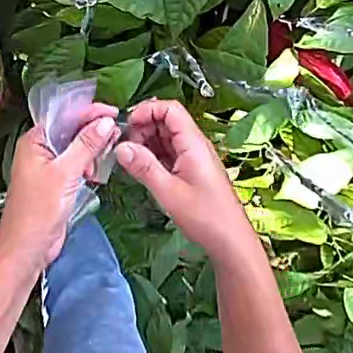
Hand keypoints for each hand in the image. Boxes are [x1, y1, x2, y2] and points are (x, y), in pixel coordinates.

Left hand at [0, 105, 119, 267]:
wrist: (27, 249)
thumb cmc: (37, 212)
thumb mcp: (65, 174)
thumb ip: (85, 146)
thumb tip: (105, 122)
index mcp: (34, 140)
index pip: (65, 116)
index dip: (90, 112)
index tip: (114, 113)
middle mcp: (39, 149)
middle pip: (71, 130)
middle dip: (93, 131)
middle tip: (116, 134)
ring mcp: (48, 166)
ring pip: (75, 147)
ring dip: (92, 150)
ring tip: (105, 156)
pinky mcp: (57, 182)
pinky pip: (76, 164)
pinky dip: (88, 165)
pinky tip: (97, 172)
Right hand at [115, 100, 258, 265]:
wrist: (232, 243)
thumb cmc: (206, 218)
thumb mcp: (169, 192)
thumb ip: (144, 167)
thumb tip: (121, 147)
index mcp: (193, 144)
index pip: (170, 109)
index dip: (146, 111)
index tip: (128, 125)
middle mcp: (194, 145)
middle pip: (165, 120)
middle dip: (142, 127)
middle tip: (126, 146)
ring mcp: (193, 158)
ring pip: (165, 137)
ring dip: (146, 142)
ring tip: (131, 159)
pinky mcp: (191, 170)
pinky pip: (168, 152)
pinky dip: (153, 155)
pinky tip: (142, 168)